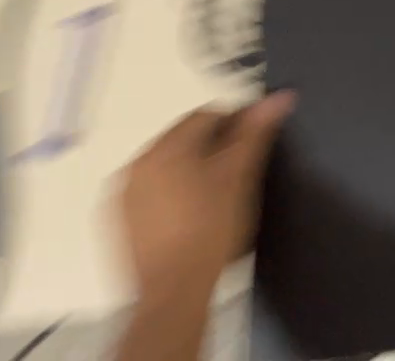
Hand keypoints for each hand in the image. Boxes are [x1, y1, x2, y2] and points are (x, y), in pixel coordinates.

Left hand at [116, 92, 294, 303]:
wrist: (173, 296)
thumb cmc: (210, 232)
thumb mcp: (239, 177)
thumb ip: (255, 133)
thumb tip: (277, 97)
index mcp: (164, 149)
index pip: (206, 115)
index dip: (236, 125)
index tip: (250, 148)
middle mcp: (135, 165)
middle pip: (183, 138)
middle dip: (211, 147)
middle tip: (235, 174)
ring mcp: (121, 196)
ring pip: (165, 164)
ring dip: (189, 168)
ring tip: (213, 196)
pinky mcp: (116, 222)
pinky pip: (148, 190)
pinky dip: (169, 192)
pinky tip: (188, 214)